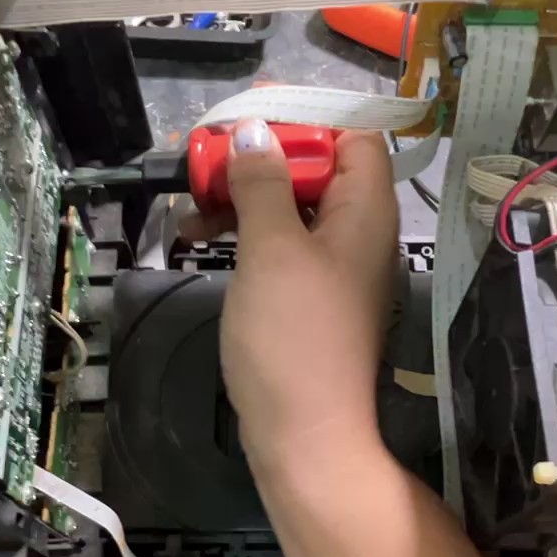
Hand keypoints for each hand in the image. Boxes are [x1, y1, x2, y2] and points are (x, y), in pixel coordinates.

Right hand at [183, 118, 398, 477]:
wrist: (304, 434)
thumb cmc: (292, 337)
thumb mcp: (272, 250)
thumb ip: (263, 184)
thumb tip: (253, 133)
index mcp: (365, 212)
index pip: (353, 138)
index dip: (305, 122)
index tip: (248, 123)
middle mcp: (357, 234)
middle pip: (317, 170)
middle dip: (260, 159)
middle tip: (205, 161)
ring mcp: (333, 269)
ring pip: (291, 209)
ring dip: (243, 198)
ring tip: (191, 203)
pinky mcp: (307, 299)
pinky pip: (280, 248)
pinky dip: (245, 236)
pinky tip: (199, 238)